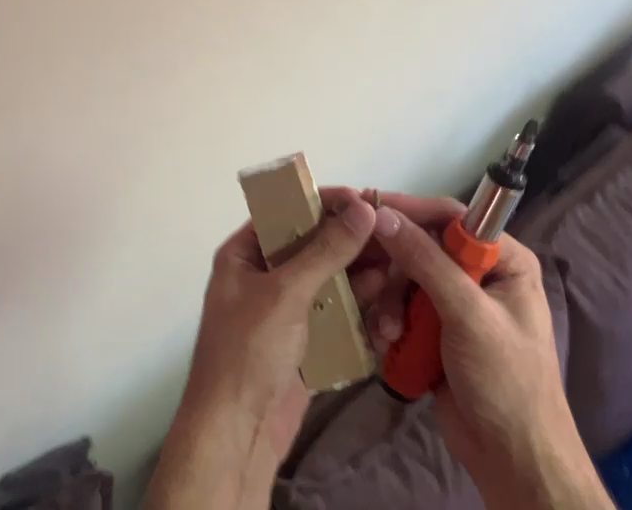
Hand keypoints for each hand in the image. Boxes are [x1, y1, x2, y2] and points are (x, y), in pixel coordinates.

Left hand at [144, 189, 376, 509]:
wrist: (236, 432)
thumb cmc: (248, 350)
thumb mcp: (286, 292)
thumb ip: (326, 250)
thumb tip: (363, 208)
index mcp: (244, 254)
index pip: (286, 213)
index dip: (323, 203)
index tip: (364, 199)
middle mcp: (263, 275)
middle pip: (312, 246)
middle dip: (349, 241)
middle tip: (392, 233)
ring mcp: (285, 310)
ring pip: (328, 280)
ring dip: (358, 274)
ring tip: (396, 264)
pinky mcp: (304, 340)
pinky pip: (334, 313)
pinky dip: (357, 306)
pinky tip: (385, 300)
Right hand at [363, 198, 613, 509]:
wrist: (512, 459)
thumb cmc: (505, 381)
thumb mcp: (468, 315)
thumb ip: (426, 261)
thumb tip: (385, 215)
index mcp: (503, 261)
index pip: (450, 217)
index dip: (409, 210)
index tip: (367, 208)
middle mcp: (479, 275)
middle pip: (420, 248)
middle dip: (395, 271)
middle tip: (369, 283)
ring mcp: (454, 306)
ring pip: (404, 281)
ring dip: (390, 304)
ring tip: (389, 332)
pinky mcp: (435, 333)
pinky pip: (400, 310)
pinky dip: (389, 323)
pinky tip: (388, 343)